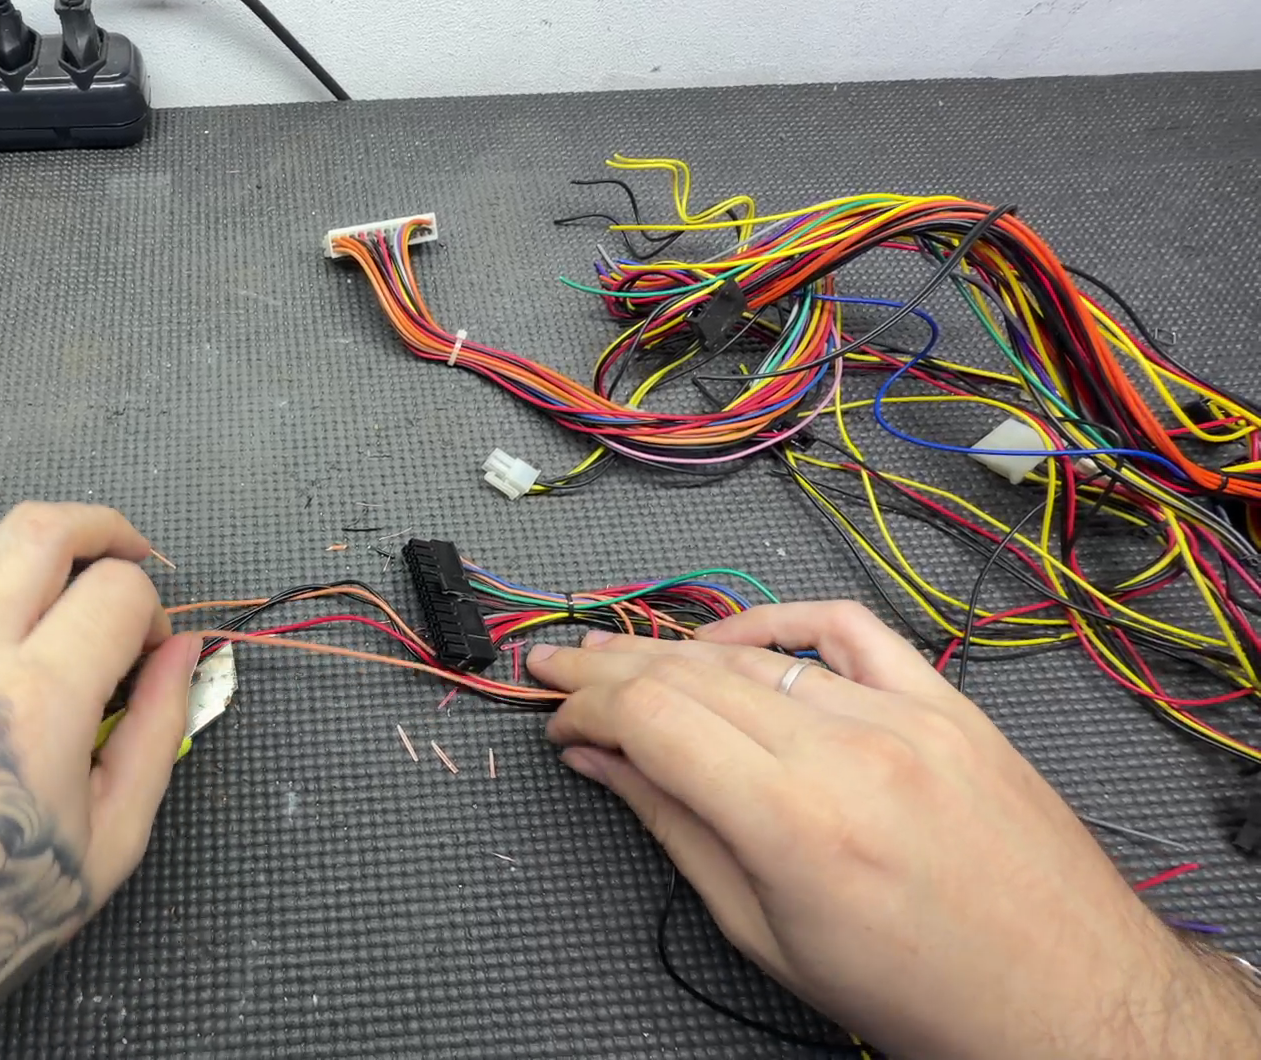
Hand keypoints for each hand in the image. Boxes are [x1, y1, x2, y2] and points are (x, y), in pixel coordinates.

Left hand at [0, 505, 199, 1058]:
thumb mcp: (110, 842)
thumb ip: (159, 730)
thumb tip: (183, 648)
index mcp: (37, 706)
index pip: (120, 592)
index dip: (153, 608)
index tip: (146, 646)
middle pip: (44, 529)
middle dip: (103, 528)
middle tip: (125, 554)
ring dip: (26, 540)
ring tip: (48, 572)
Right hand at [527, 600, 1260, 1059]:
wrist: (1079, 1011)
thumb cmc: (908, 993)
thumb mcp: (758, 928)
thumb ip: (666, 823)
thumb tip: (593, 758)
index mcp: (793, 820)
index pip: (647, 717)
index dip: (583, 709)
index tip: (556, 723)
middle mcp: (844, 750)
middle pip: (682, 672)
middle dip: (600, 667)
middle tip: (553, 665)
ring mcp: (902, 716)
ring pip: (744, 652)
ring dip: (662, 648)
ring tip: (612, 651)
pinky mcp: (944, 704)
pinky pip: (843, 627)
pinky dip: (770, 621)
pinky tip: (724, 641)